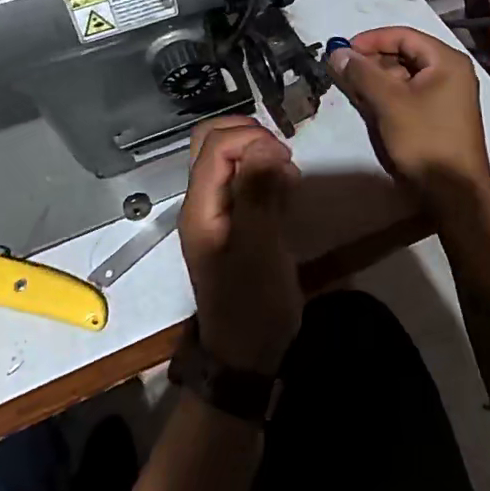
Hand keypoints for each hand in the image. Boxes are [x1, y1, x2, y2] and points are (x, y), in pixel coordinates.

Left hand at [178, 116, 304, 375]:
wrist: (248, 352)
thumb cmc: (252, 302)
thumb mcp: (259, 247)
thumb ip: (257, 192)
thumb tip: (264, 143)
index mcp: (200, 207)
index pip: (216, 146)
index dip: (251, 139)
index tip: (285, 158)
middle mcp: (203, 203)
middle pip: (213, 144)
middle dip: (251, 138)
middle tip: (284, 158)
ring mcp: (218, 213)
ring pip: (229, 159)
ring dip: (260, 155)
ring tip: (289, 179)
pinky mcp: (236, 223)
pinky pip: (244, 181)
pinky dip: (265, 175)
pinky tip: (287, 192)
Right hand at [326, 26, 489, 201]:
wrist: (455, 192)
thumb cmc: (426, 140)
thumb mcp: (390, 104)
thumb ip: (363, 74)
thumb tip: (338, 52)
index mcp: (447, 61)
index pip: (404, 35)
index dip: (371, 39)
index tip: (343, 50)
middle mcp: (452, 72)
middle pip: (407, 53)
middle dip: (374, 59)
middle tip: (344, 69)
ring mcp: (450, 94)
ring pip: (408, 75)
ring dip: (380, 78)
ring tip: (353, 87)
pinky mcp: (443, 114)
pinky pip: (414, 93)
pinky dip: (392, 94)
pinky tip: (372, 103)